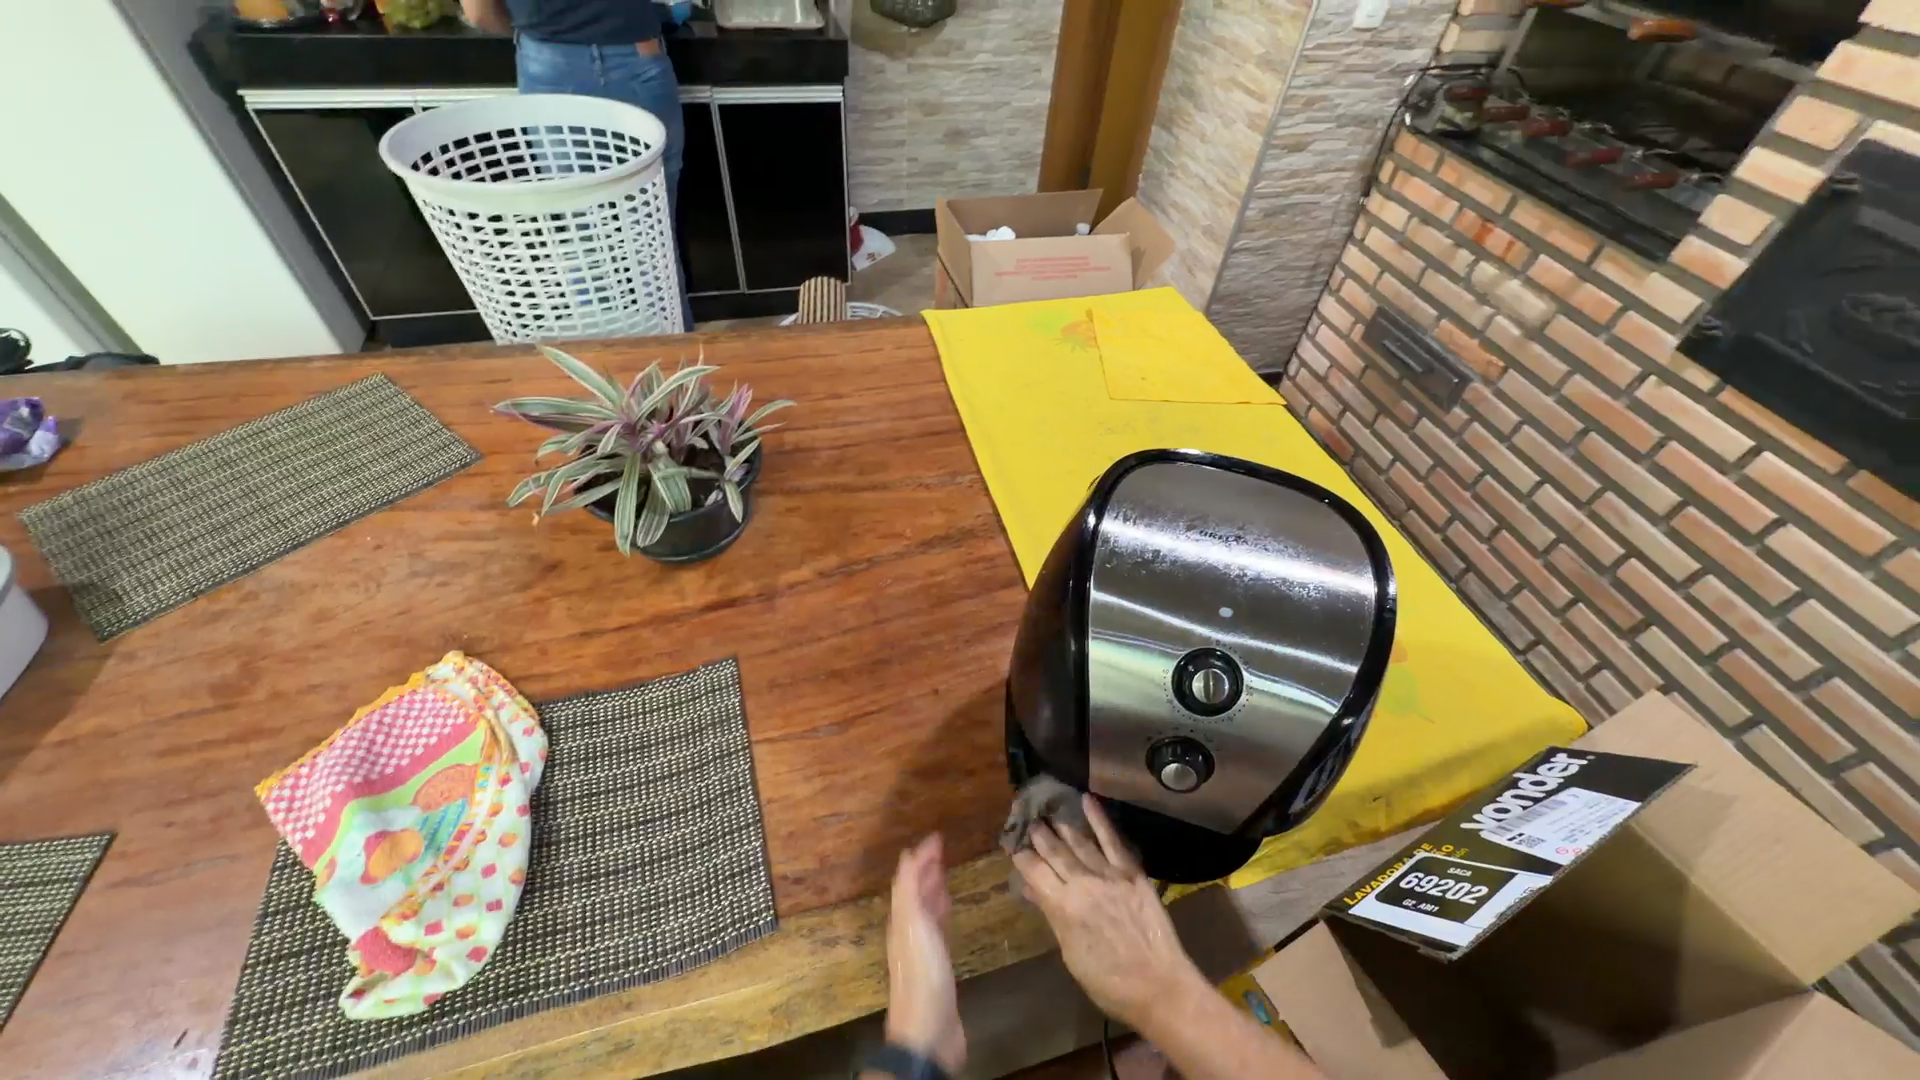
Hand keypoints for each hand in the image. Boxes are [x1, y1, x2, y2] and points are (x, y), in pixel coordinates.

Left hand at [884, 834, 965, 1074]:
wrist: (928, 1030)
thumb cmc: (921, 974)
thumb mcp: (913, 926)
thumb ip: (911, 890)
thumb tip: (910, 853)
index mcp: (901, 919)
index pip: (908, 879)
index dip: (920, 857)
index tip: (936, 837)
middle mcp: (909, 929)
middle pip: (916, 891)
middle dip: (926, 869)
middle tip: (942, 849)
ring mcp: (923, 948)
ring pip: (928, 908)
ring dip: (935, 888)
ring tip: (946, 871)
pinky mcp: (939, 964)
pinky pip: (940, 927)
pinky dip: (944, 911)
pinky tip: (951, 909)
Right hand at [1011, 795, 1206, 1028]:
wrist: (1158, 986)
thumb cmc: (1108, 982)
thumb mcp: (1071, 954)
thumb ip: (1052, 916)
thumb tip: (1033, 889)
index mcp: (1062, 908)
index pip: (1034, 872)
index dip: (1020, 856)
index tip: (1011, 843)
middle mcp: (1082, 884)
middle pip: (1054, 852)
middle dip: (1038, 834)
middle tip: (1027, 818)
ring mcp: (1109, 875)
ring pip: (1079, 842)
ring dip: (1061, 824)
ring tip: (1048, 810)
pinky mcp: (1132, 873)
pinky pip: (1112, 841)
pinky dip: (1099, 820)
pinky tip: (1087, 801)